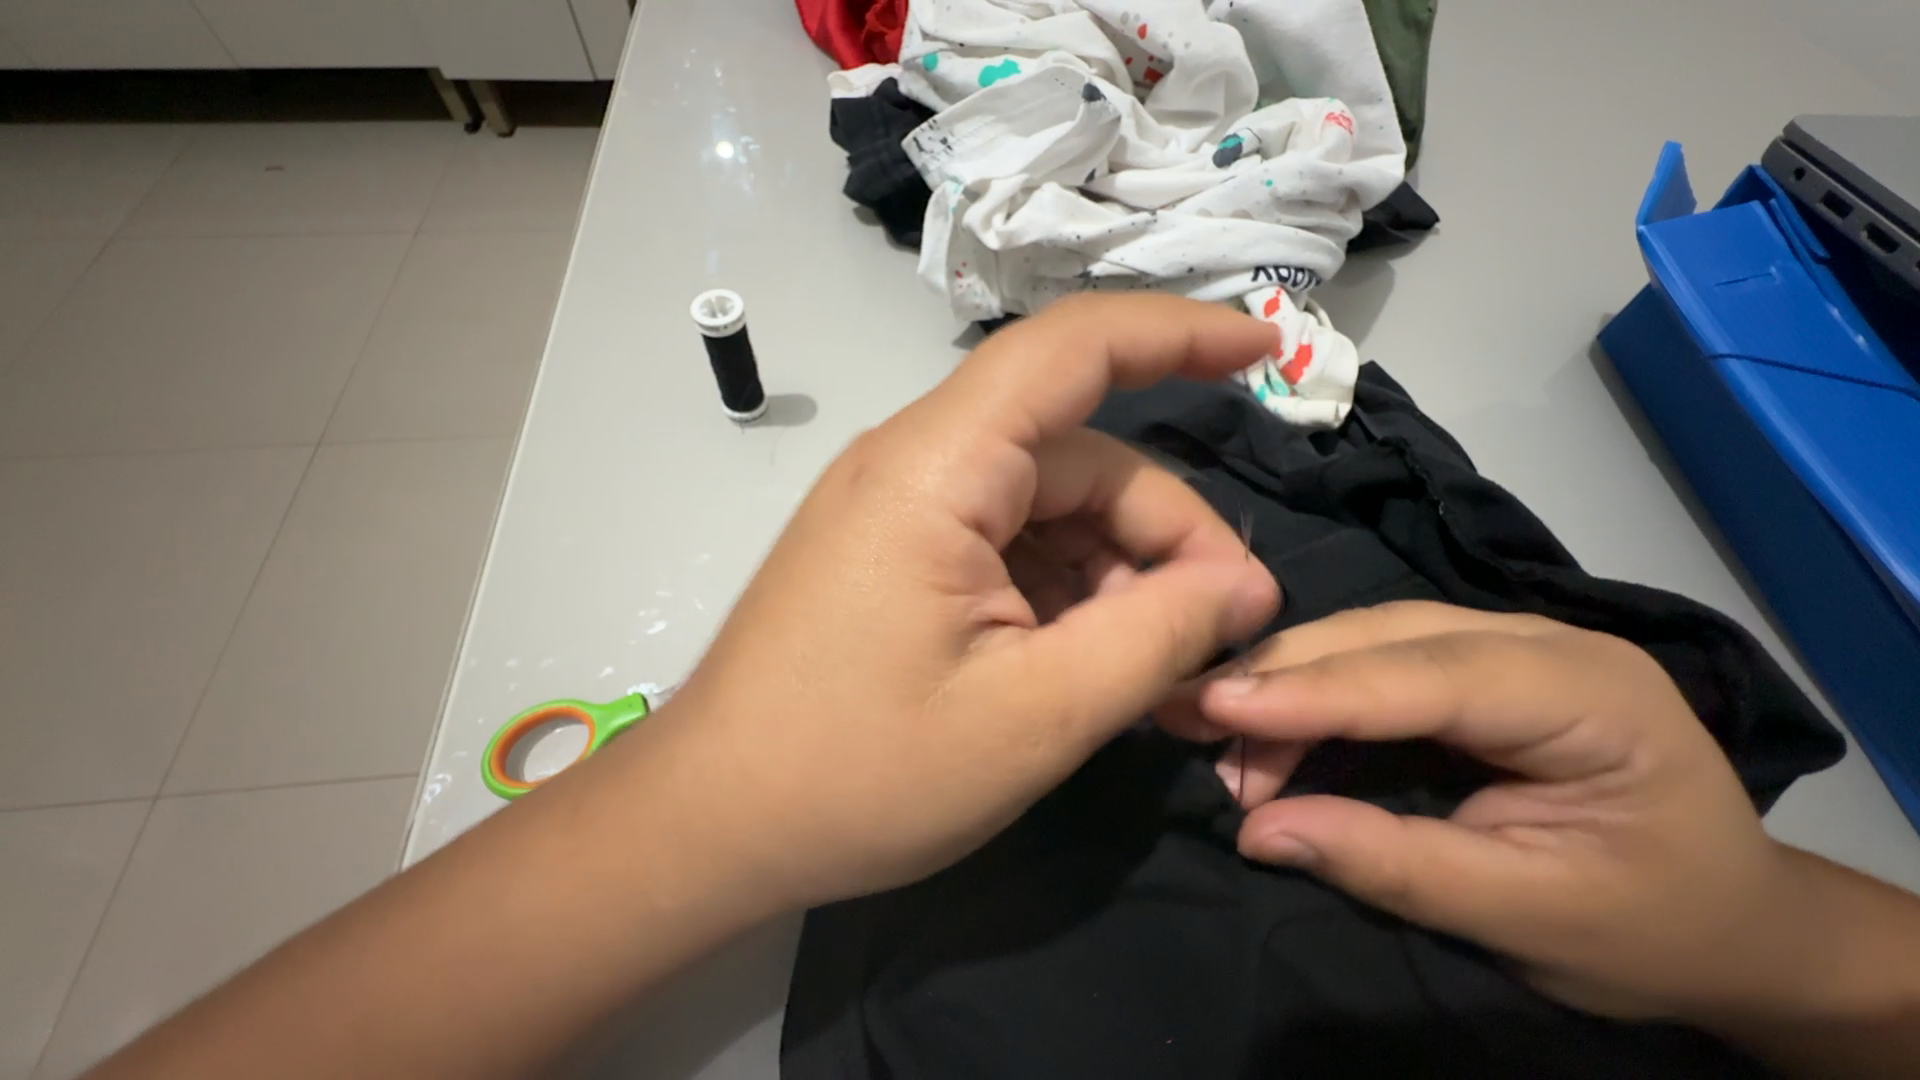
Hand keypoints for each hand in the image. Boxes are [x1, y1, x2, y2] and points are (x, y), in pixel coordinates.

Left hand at [644, 294, 1279, 912]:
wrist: (713, 823)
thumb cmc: (859, 774)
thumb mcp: (1033, 716)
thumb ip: (1154, 639)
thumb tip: (1243, 587)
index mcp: (936, 470)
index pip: (1070, 350)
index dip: (1179, 332)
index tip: (1268, 346)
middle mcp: (916, 465)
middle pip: (1080, 459)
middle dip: (1164, 535)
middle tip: (1223, 632)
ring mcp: (904, 512)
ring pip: (1052, 510)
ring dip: (1118, 576)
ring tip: (1155, 670)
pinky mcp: (899, 558)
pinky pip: (1011, 548)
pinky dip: (1067, 594)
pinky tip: (1090, 664)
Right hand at [1184, 601, 1810, 1021]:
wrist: (1729, 921)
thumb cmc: (1649, 926)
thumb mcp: (1524, 914)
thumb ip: (1390, 864)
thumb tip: (1259, 832)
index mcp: (1587, 694)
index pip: (1427, 675)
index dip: (1314, 691)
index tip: (1213, 706)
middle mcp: (1537, 641)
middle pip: (1379, 638)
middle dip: (1277, 681)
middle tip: (1183, 721)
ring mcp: (1500, 644)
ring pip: (1361, 638)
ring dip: (1282, 686)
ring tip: (1216, 742)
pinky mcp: (1466, 665)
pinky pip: (1367, 661)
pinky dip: (1306, 695)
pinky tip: (1263, 731)